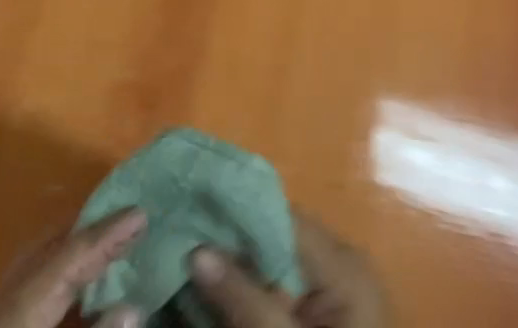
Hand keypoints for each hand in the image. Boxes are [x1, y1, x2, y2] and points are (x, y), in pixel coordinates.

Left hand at [0, 209, 146, 327]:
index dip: (106, 235)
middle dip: (90, 233)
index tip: (140, 212)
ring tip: (113, 242)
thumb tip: (132, 305)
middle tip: (133, 218)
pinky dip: (56, 276)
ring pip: (33, 266)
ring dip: (74, 252)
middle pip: (46, 252)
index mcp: (16, 311)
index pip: (66, 260)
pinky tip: (80, 282)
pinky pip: (26, 285)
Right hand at [189, 218, 385, 327]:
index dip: (228, 211)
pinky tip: (208, 286)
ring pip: (268, 254)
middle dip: (224, 236)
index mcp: (344, 267)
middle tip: (173, 234)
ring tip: (180, 253)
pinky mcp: (319, 307)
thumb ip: (244, 301)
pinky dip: (245, 281)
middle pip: (270, 231)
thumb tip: (197, 251)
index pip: (277, 214)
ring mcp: (331, 285)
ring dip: (229, 259)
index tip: (182, 210)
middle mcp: (339, 263)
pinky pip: (275, 278)